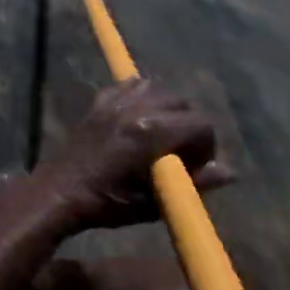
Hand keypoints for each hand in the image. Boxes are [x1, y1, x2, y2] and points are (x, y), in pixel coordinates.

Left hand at [34, 78, 231, 228]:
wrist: (59, 192)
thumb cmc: (107, 202)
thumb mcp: (155, 202)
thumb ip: (195, 184)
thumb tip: (230, 171)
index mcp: (151, 133)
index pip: (201, 124)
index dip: (206, 146)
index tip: (196, 166)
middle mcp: (134, 111)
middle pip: (181, 103)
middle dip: (189, 126)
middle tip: (179, 152)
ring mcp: (112, 105)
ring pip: (155, 89)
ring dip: (165, 108)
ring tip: (160, 133)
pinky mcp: (96, 106)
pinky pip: (124, 86)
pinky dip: (137, 95)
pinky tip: (137, 115)